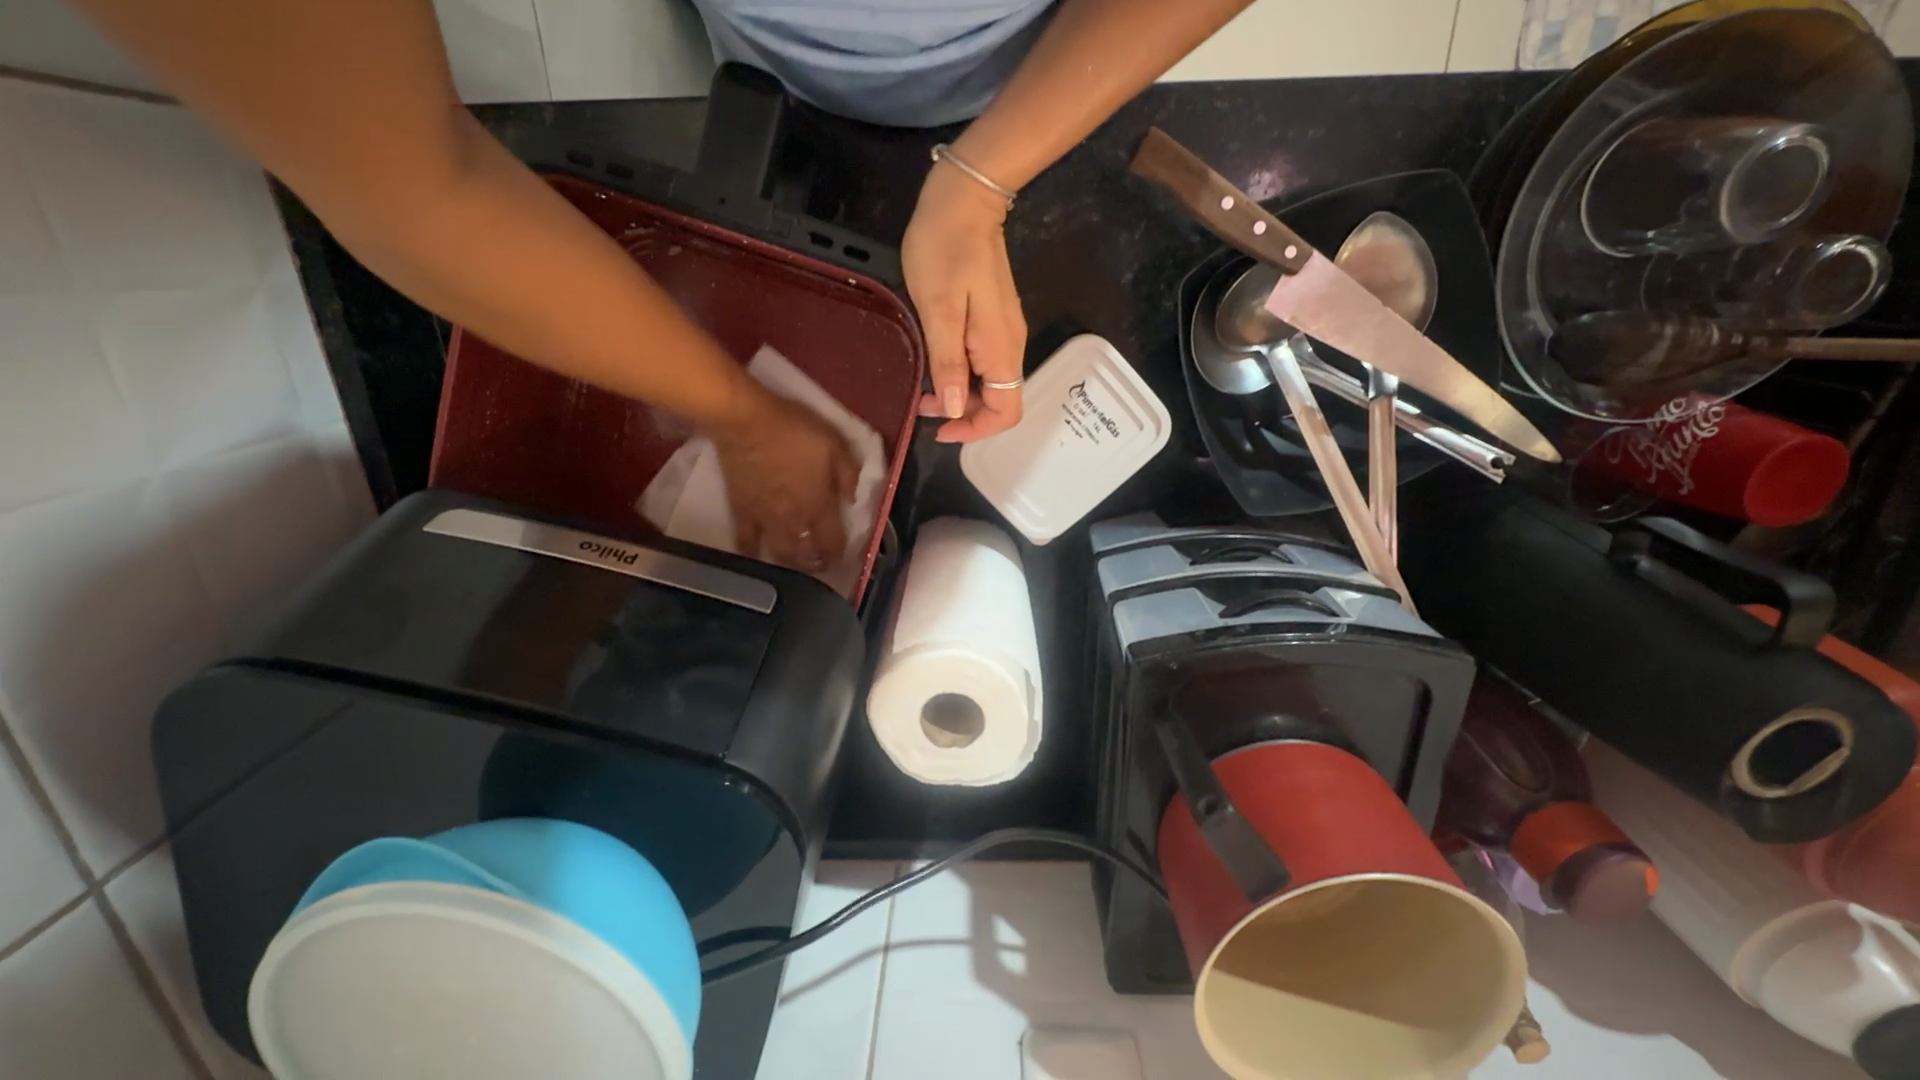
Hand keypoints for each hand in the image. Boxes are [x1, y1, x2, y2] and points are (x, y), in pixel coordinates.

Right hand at [708, 390, 858, 570]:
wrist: (745, 421)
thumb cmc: (794, 430)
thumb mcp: (835, 444)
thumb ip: (849, 475)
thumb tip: (854, 500)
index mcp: (819, 506)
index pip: (833, 542)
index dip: (839, 553)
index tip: (842, 556)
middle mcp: (794, 520)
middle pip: (807, 555)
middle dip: (816, 564)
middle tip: (820, 564)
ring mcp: (765, 520)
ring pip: (780, 555)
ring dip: (791, 564)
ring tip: (796, 564)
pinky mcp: (741, 513)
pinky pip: (746, 543)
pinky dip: (753, 555)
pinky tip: (757, 558)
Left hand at [901, 159, 1027, 442]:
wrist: (964, 199)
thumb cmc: (945, 251)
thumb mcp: (939, 311)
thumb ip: (949, 363)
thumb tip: (955, 410)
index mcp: (1001, 349)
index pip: (1007, 412)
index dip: (975, 429)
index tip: (939, 428)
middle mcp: (1010, 346)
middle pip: (999, 401)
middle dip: (963, 413)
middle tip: (922, 402)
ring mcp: (1004, 332)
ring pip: (990, 383)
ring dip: (960, 394)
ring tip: (924, 386)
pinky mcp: (994, 319)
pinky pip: (983, 362)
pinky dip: (961, 374)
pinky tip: (936, 362)